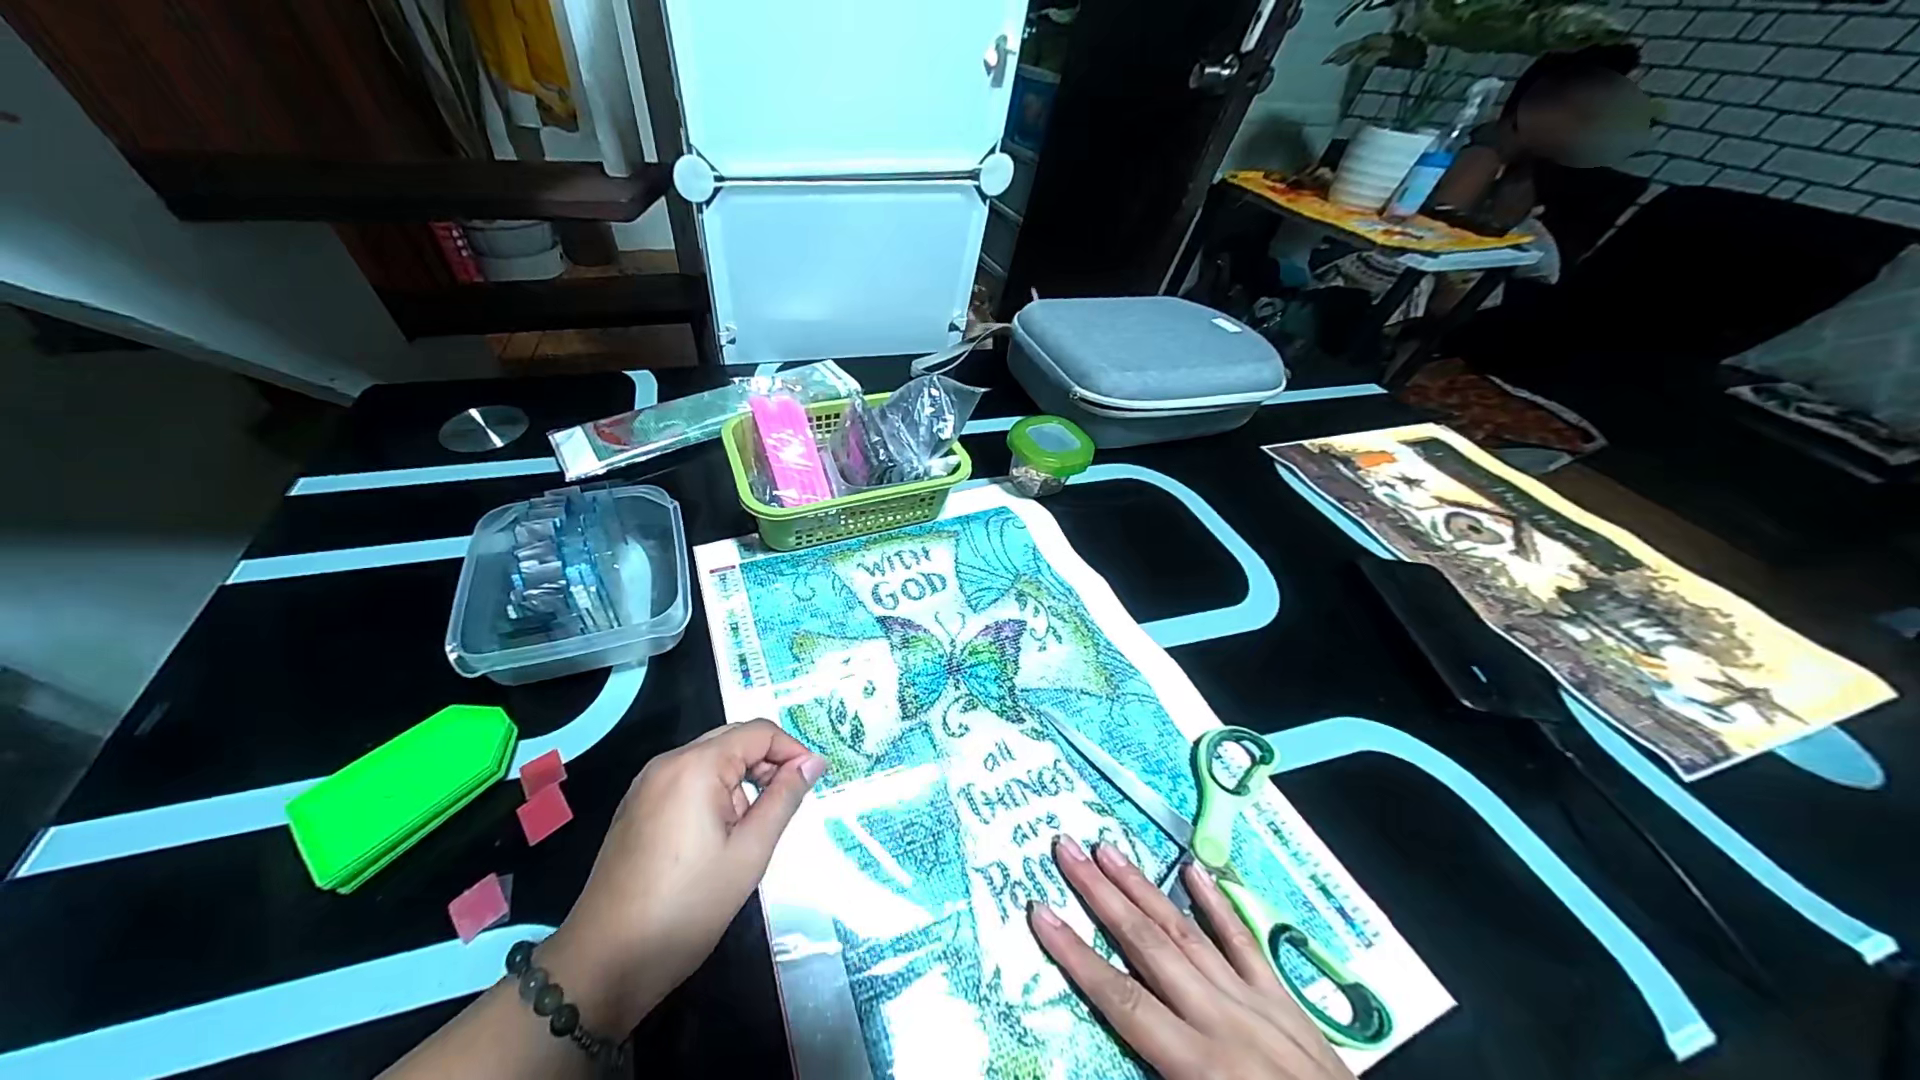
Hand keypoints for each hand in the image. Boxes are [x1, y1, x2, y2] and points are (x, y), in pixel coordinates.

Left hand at [538, 720, 825, 1031]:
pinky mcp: (637, 808)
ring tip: (749, 832)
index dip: (793, 750)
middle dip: (768, 764)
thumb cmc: (686, 907)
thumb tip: (814, 762)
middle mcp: (667, 763)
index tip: (814, 783)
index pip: (759, 732)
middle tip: (787, 806)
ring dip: (742, 782)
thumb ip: (785, 798)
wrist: (604, 964)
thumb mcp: (749, 853)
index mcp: (695, 766)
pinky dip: (716, 795)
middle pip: (734, 739)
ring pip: (712, 761)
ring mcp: (647, 785)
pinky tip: (718, 838)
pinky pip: (689, 781)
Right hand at [1029, 836, 1355, 1079]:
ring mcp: (1254, 1002)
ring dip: (1142, 887)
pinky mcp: (1282, 999)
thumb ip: (1147, 1078)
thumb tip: (1082, 1064)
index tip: (1040, 912)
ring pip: (1185, 931)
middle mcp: (1220, 1020)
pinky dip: (1215, 904)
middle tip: (1067, 850)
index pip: (1120, 998)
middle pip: (1146, 943)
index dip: (1075, 954)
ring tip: (1108, 850)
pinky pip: (1243, 942)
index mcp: (1198, 1066)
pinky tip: (1192, 870)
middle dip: (1100, 894)